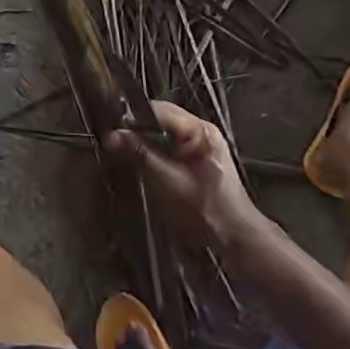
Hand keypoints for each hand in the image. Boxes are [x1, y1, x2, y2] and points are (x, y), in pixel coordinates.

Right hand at [101, 100, 261, 246]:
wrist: (236, 238)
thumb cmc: (209, 212)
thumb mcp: (168, 182)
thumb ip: (140, 156)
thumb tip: (113, 136)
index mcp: (201, 131)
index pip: (159, 111)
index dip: (133, 119)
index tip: (114, 131)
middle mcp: (202, 132)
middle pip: (160, 118)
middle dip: (137, 130)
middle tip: (117, 144)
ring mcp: (200, 144)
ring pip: (162, 131)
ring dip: (144, 141)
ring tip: (127, 155)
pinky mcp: (196, 158)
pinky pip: (168, 145)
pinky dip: (154, 152)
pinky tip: (145, 166)